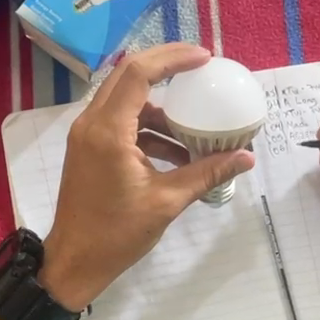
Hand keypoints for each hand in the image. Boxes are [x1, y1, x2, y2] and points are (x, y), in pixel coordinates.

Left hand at [40, 43, 255, 307]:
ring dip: (160, 107)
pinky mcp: (89, 148)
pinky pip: (121, 122)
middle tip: (202, 68)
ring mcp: (86, 135)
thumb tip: (246, 157)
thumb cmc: (116, 233)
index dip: (172, 58)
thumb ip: (207, 173)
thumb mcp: (167, 201)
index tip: (205, 58)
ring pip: (125, 100)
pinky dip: (148, 129)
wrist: (73, 261)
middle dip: (166, 67)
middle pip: (128, 75)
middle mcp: (91, 123)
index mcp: (108, 131)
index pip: (138, 73)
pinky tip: (177, 152)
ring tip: (195, 124)